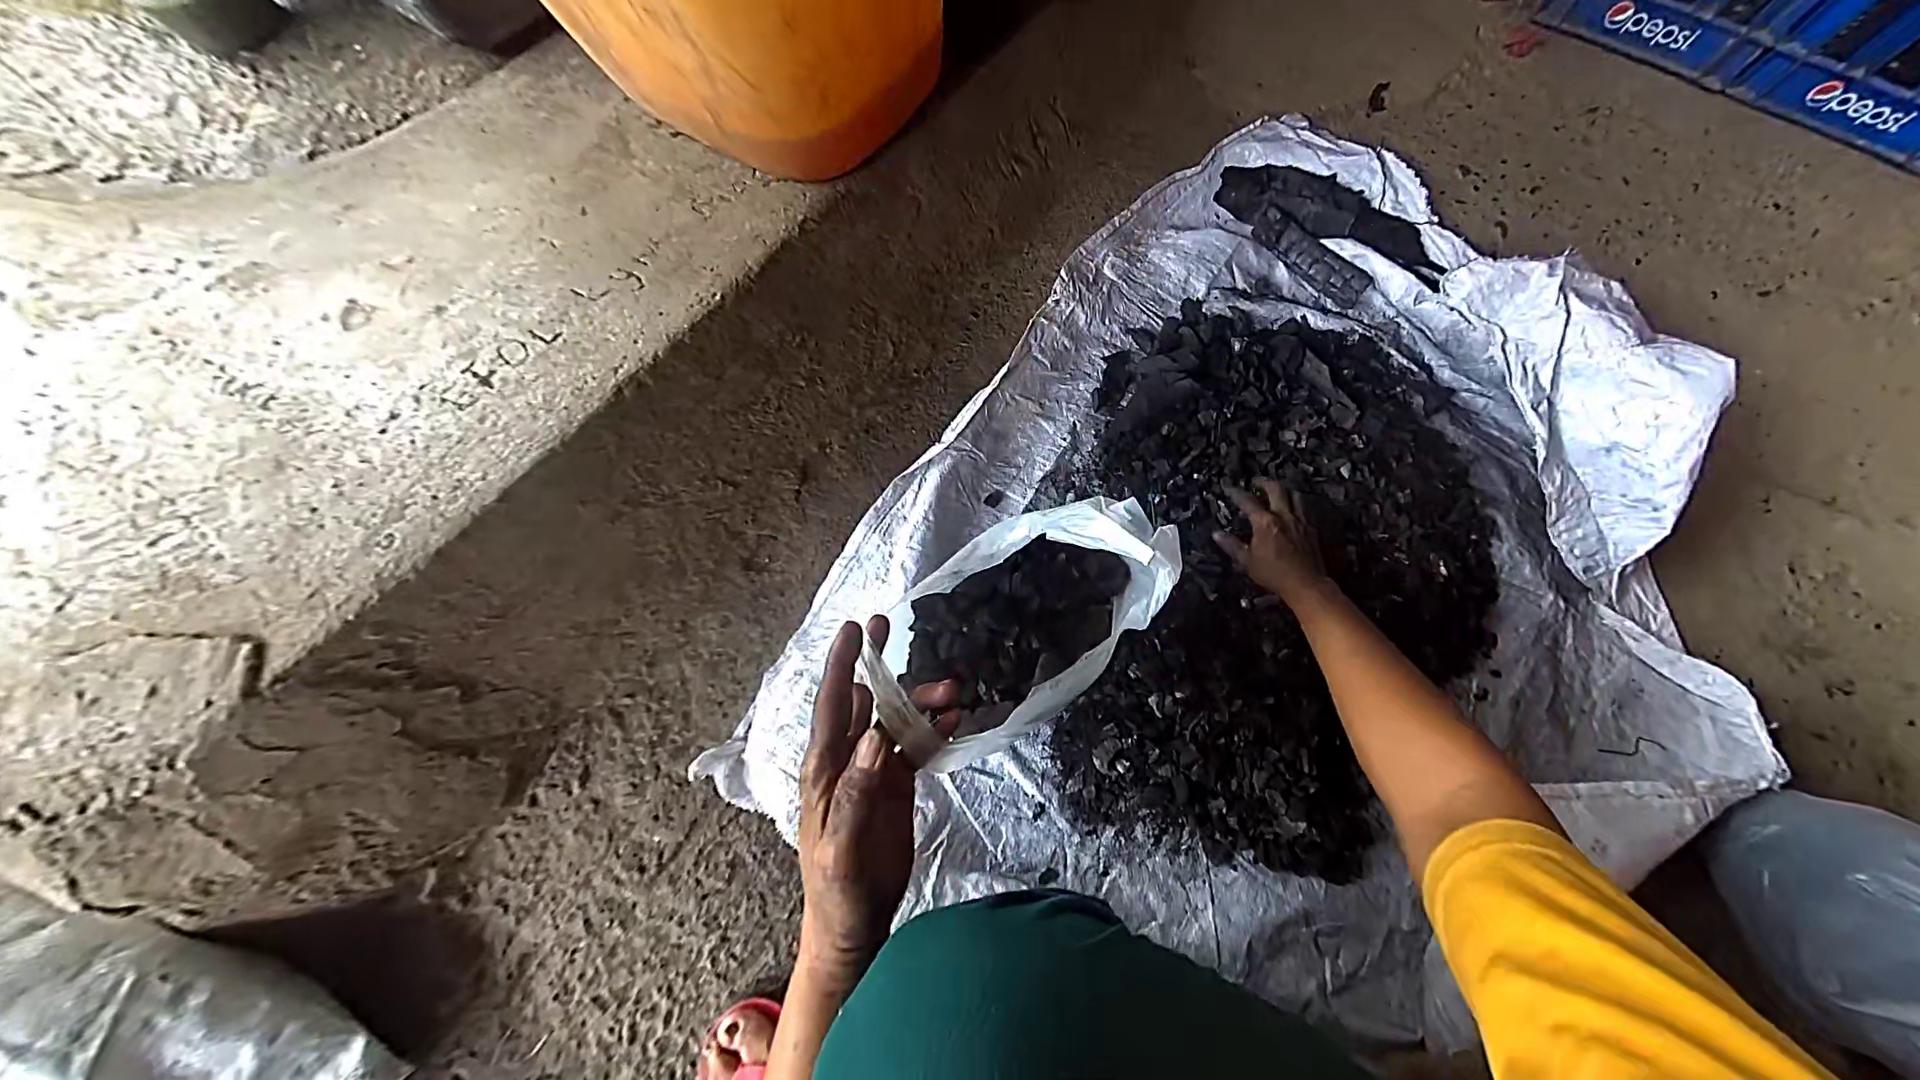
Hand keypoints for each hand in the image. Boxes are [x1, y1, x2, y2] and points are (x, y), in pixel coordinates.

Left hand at [796, 617, 957, 987]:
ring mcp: (873, 770)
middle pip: (863, 700)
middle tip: (888, 624)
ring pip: (896, 720)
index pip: (831, 706)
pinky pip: (916, 747)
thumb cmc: (837, 887)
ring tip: (951, 690)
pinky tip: (952, 721)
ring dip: (919, 701)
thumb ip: (854, 792)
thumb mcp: (840, 846)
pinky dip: (933, 731)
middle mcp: (848, 759)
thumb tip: (873, 735)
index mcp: (825, 768)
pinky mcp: (896, 784)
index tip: (854, 629)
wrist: (855, 922)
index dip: (841, 666)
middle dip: (875, 663)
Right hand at [1213, 478, 1330, 603]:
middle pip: (1276, 489)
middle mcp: (1284, 516)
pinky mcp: (1311, 528)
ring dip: (1284, 491)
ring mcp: (1300, 521)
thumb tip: (1217, 534)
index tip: (1229, 488)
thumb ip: (1232, 545)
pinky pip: (1304, 509)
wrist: (1306, 583)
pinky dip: (1296, 504)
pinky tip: (1291, 511)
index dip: (1236, 493)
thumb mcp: (1247, 561)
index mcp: (1265, 522)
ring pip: (1295, 495)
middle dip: (1264, 482)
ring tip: (1277, 493)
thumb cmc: (1273, 574)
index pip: (1248, 501)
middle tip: (1256, 482)